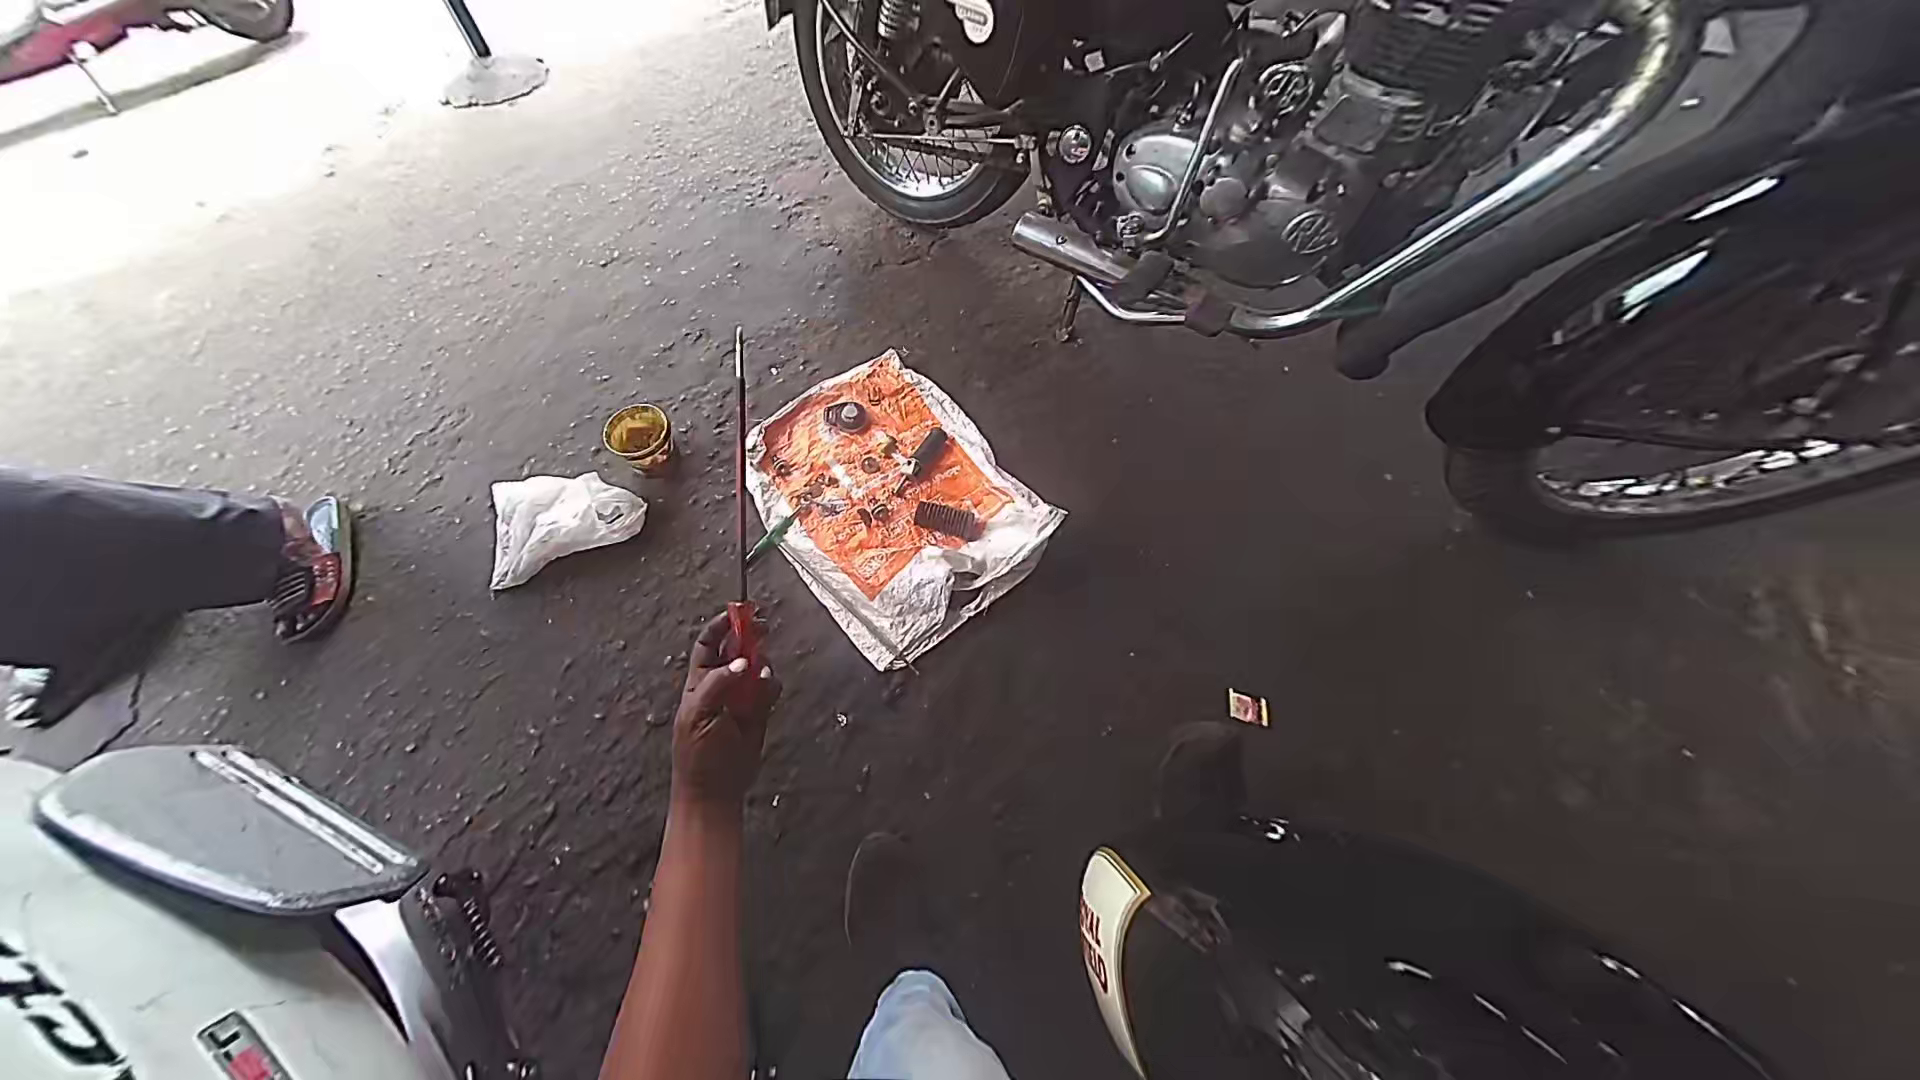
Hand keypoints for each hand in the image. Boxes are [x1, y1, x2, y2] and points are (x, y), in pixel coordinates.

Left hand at [672, 611, 780, 809]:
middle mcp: (722, 684)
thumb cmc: (697, 756)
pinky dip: (771, 685)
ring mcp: (742, 696)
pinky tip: (766, 691)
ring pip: (758, 666)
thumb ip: (719, 684)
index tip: (739, 610)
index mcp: (700, 682)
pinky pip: (770, 687)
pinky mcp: (760, 710)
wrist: (715, 790)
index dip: (722, 624)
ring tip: (759, 675)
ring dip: (762, 664)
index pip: (710, 643)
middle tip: (762, 626)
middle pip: (738, 648)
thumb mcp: (698, 715)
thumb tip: (743, 661)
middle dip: (750, 634)